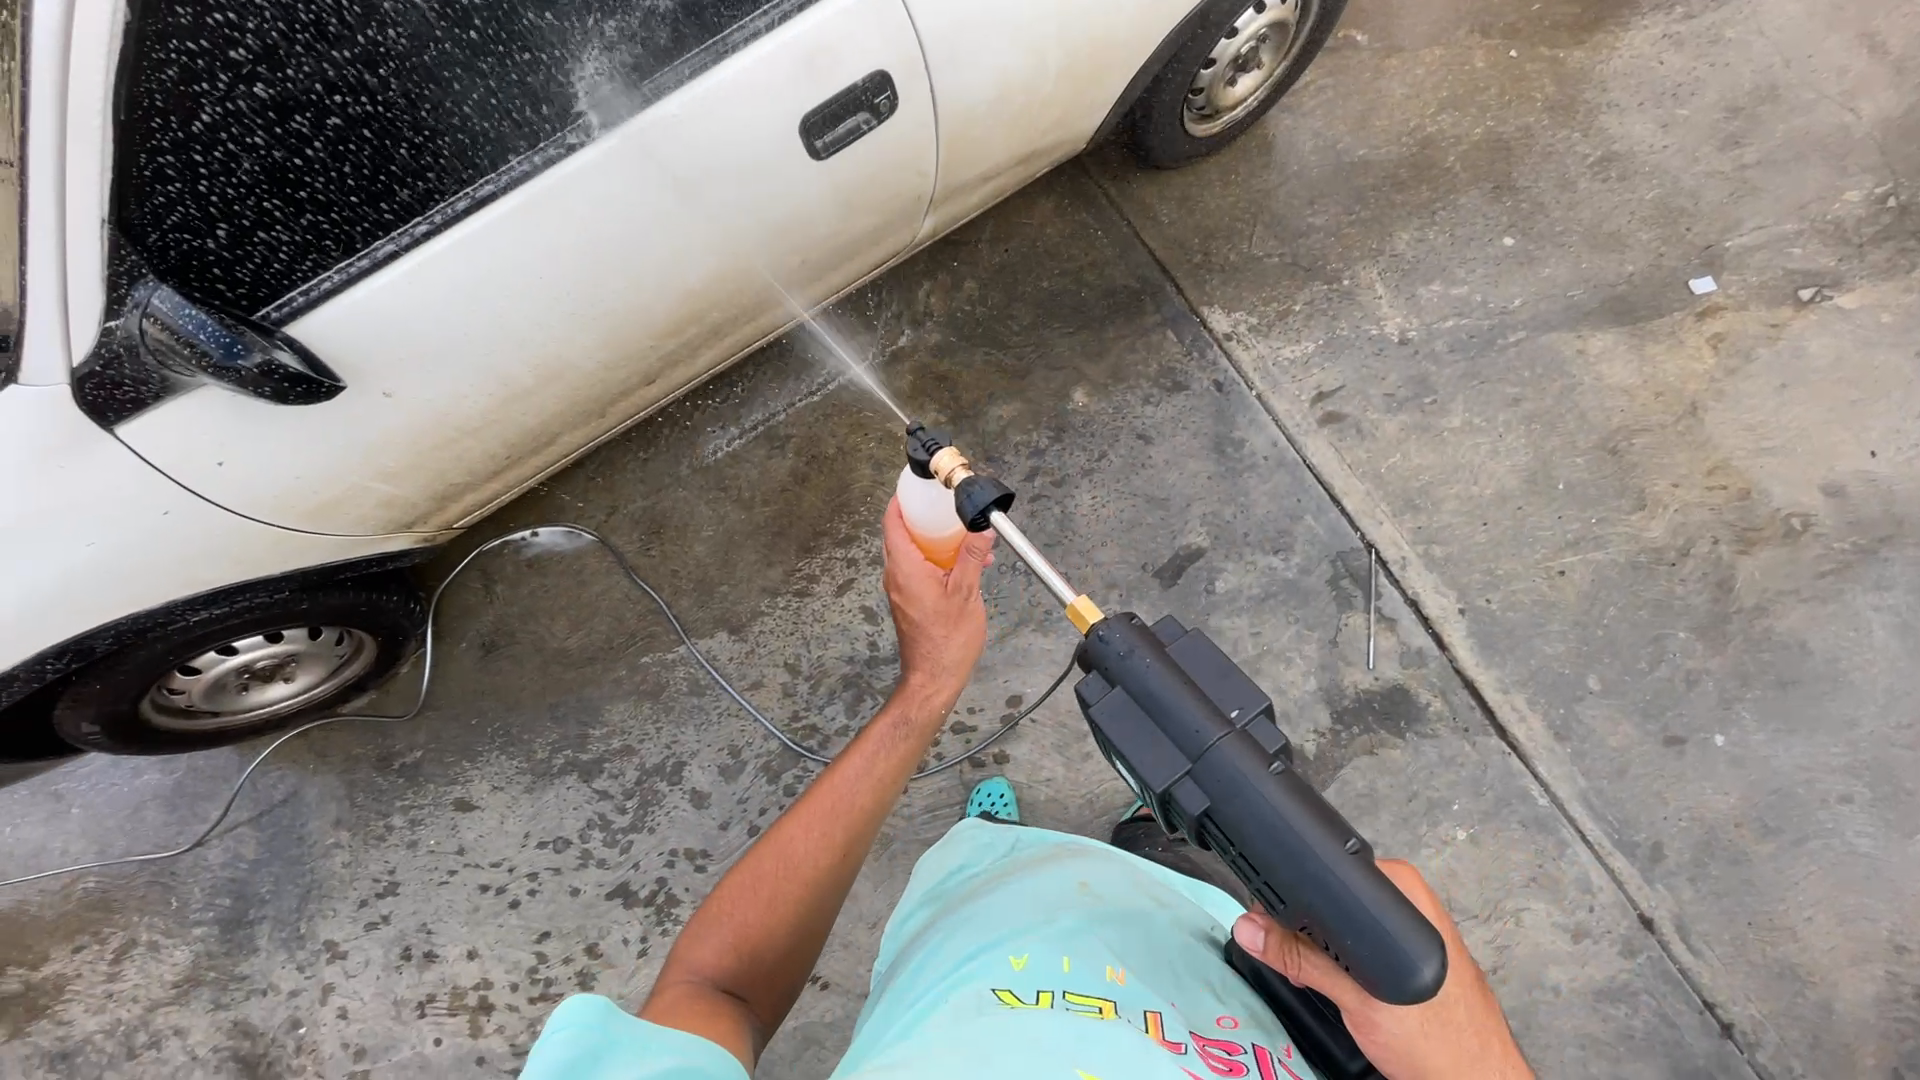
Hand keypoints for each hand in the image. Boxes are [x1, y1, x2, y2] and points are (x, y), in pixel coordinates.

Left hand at [881, 496, 994, 708]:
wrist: (934, 677)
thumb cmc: (947, 640)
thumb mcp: (966, 592)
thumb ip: (972, 556)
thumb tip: (981, 529)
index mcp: (904, 567)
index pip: (892, 521)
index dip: (902, 500)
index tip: (918, 487)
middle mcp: (896, 575)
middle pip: (901, 533)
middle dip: (924, 518)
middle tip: (946, 507)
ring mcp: (900, 589)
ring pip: (912, 552)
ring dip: (936, 542)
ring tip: (967, 539)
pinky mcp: (908, 600)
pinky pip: (918, 569)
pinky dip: (937, 560)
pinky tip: (965, 565)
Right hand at [1231, 859, 1531, 1079]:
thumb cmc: (1434, 1041)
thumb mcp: (1354, 997)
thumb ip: (1298, 958)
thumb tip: (1248, 928)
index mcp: (1403, 893)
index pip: (1330, 871)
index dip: (1289, 891)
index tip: (1263, 915)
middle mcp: (1411, 904)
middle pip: (1333, 896)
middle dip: (1300, 924)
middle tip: (1278, 950)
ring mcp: (1414, 930)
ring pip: (1345, 922)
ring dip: (1317, 945)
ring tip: (1304, 971)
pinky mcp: (1413, 956)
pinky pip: (1363, 942)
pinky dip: (1341, 958)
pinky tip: (1332, 982)